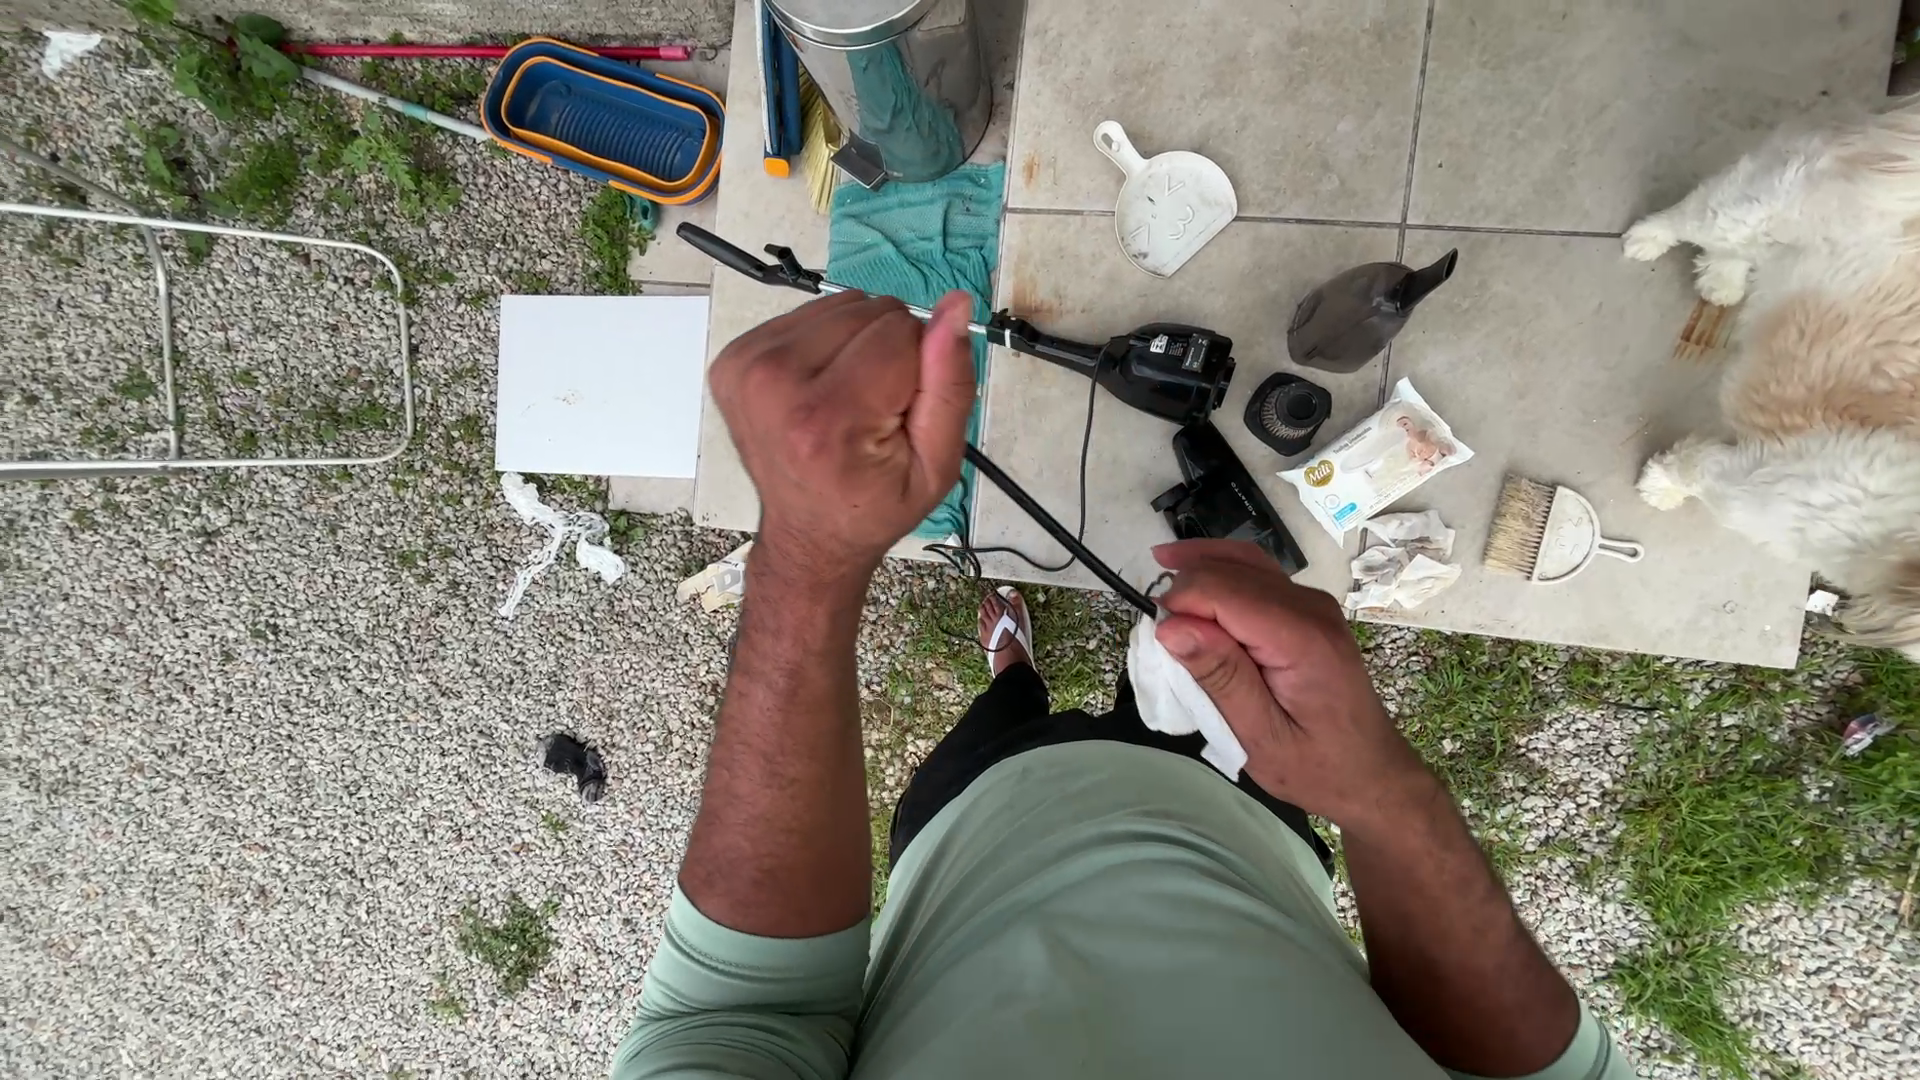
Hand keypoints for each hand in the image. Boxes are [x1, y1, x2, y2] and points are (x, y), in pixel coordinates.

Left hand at [710, 289, 975, 587]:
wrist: (810, 534)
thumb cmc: (877, 505)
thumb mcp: (935, 465)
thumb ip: (950, 384)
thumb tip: (955, 305)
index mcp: (827, 419)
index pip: (902, 332)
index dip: (919, 367)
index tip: (901, 414)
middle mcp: (774, 383)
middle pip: (870, 312)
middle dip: (888, 353)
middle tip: (876, 410)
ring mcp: (746, 367)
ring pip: (840, 307)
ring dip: (857, 346)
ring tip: (849, 400)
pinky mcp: (732, 358)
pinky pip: (807, 316)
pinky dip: (825, 346)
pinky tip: (821, 389)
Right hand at [1152, 540, 1435, 832]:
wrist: (1371, 774)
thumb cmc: (1316, 766)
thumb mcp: (1260, 737)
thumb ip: (1220, 677)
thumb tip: (1171, 627)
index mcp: (1302, 639)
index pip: (1224, 591)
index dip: (1181, 602)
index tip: (1157, 638)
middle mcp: (1310, 608)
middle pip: (1231, 569)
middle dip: (1185, 583)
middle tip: (1151, 621)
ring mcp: (1311, 604)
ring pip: (1244, 561)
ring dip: (1199, 565)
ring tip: (1158, 566)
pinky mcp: (1305, 609)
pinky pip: (1255, 574)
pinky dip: (1219, 572)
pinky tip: (1192, 577)